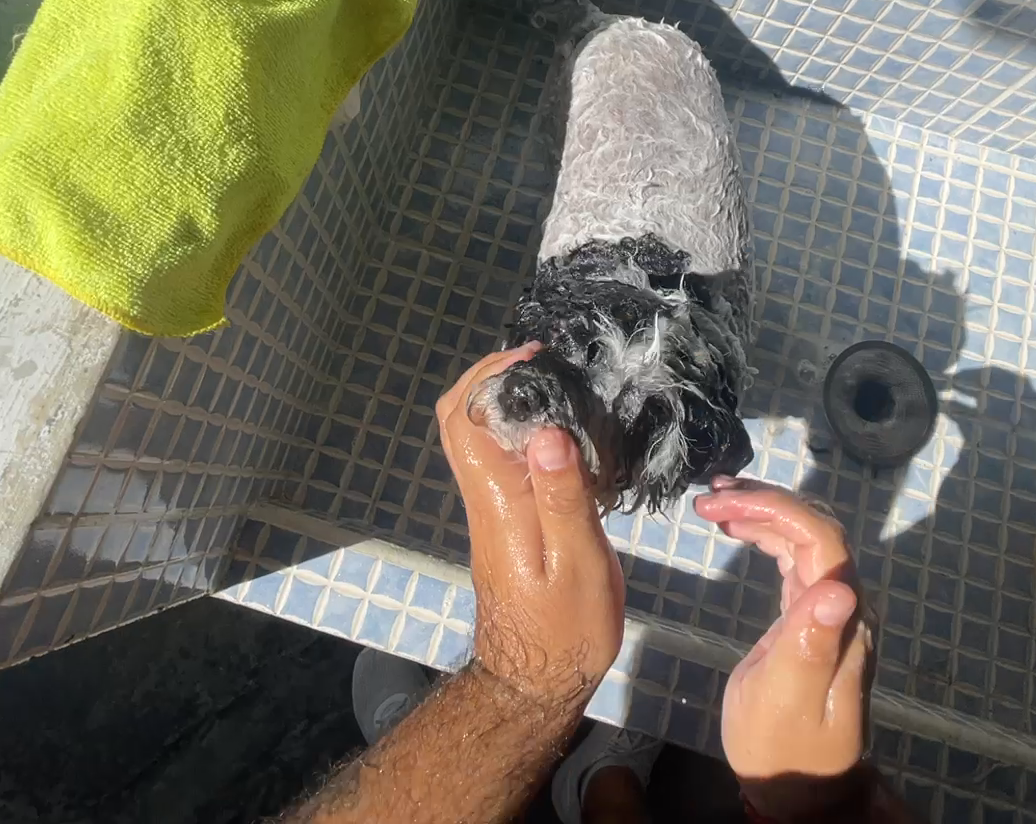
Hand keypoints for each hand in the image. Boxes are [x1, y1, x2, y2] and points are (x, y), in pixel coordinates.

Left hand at [438, 344, 624, 710]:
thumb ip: (563, 497)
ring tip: (555, 383)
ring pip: (477, 434)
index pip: (464, 418)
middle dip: (489, 376)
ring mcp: (493, 503)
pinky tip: (561, 427)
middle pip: (459, 417)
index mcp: (496, 496)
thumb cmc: (564, 626)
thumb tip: (548, 430)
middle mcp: (485, 492)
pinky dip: (520, 426)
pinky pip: (501, 455)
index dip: (488, 375)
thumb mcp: (576, 563)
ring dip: (504, 397)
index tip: (532, 356)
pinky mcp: (507, 514)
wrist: (537, 678)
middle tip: (540, 361)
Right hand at [693, 477, 875, 822]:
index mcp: (842, 618)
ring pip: (802, 535)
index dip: (773, 507)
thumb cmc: (783, 745)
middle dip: (763, 501)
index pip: (820, 537)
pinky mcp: (807, 612)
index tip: (719, 504)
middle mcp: (842, 603)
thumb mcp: (788, 698)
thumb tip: (840, 589)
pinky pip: (791, 554)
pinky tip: (735, 528)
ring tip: (712, 503)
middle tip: (708, 499)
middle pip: (813, 527)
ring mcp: (826, 606)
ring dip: (760, 510)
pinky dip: (762, 532)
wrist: (797, 786)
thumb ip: (811, 644)